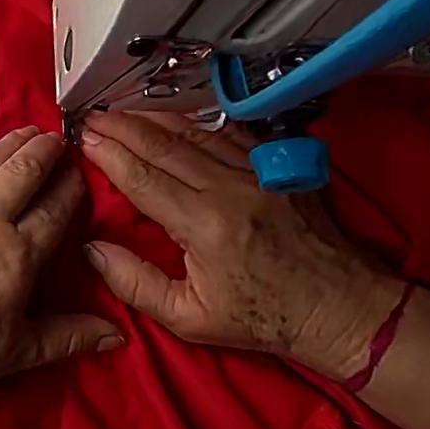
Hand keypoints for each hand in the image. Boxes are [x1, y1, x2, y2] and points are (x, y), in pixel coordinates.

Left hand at [0, 127, 121, 428]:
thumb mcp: (16, 352)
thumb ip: (67, 336)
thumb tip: (114, 337)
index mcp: (17, 257)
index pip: (55, 211)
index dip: (72, 189)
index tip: (81, 176)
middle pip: (23, 175)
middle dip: (45, 153)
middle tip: (57, 141)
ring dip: (7, 146)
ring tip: (24, 133)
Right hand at [75, 111, 407, 381]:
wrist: (345, 310)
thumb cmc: (262, 318)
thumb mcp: (186, 317)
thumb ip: (133, 283)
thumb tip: (91, 249)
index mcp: (204, 225)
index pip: (143, 178)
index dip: (109, 155)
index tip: (84, 139)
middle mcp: (232, 189)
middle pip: (164, 146)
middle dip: (122, 127)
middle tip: (93, 116)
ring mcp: (261, 173)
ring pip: (197, 133)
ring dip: (155, 118)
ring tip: (123, 110)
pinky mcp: (282, 168)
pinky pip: (232, 134)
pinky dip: (198, 122)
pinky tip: (176, 118)